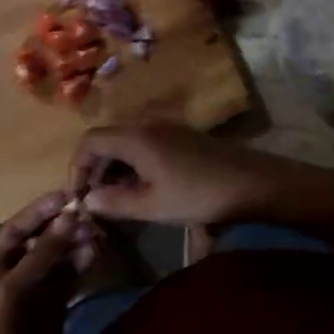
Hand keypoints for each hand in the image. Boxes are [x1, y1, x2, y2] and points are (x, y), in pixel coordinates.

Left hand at [0, 192, 100, 333]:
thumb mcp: (11, 294)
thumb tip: (69, 217)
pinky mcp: (54, 306)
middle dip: (65, 226)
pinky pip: (70, 277)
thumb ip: (41, 256)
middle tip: (93, 218)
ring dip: (77, 244)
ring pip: (60, 256)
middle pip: (43, 239)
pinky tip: (97, 255)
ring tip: (99, 236)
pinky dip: (83, 264)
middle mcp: (14, 271)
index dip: (42, 209)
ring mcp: (36, 289)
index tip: (71, 194)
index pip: (19, 226)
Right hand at [70, 126, 294, 225]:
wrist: (255, 184)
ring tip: (117, 201)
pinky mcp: (184, 140)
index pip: (90, 141)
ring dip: (115, 170)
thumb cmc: (200, 195)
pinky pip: (147, 147)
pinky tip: (144, 191)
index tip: (79, 196)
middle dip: (95, 170)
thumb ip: (115, 202)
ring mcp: (169, 131)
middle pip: (108, 140)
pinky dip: (135, 167)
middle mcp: (149, 127)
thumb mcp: (153, 206)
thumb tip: (88, 200)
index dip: (77, 167)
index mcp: (136, 138)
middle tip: (95, 202)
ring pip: (128, 145)